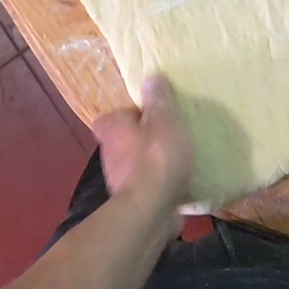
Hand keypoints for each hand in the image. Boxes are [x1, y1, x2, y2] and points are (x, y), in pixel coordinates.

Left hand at [92, 74, 193, 219]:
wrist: (151, 211)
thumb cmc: (157, 159)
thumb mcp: (165, 120)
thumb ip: (160, 100)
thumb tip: (150, 77)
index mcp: (111, 129)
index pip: (114, 116)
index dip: (131, 114)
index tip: (152, 116)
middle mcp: (109, 154)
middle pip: (127, 140)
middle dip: (145, 139)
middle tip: (171, 136)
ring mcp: (121, 181)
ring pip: (137, 164)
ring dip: (153, 162)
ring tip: (179, 160)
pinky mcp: (135, 201)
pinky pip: (149, 186)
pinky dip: (160, 184)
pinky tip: (179, 184)